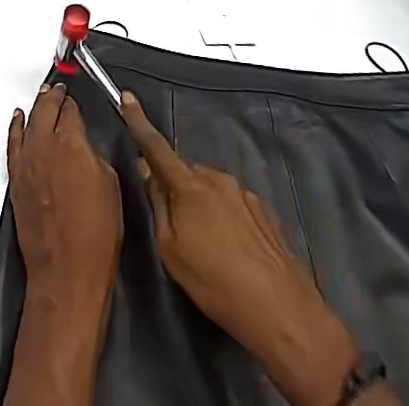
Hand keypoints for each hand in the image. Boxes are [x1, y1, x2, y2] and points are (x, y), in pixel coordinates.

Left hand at [2, 85, 120, 405]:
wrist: (67, 270)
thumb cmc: (94, 235)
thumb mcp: (111, 185)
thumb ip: (95, 157)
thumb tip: (86, 150)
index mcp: (72, 144)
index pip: (71, 111)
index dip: (74, 103)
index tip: (76, 98)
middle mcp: (44, 147)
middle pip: (46, 110)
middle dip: (54, 97)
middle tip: (59, 90)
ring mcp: (26, 163)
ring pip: (28, 123)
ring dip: (36, 107)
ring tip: (42, 97)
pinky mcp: (16, 180)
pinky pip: (13, 143)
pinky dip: (15, 128)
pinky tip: (18, 119)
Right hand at [122, 92, 361, 405]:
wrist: (280, 309)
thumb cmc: (214, 281)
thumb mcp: (171, 248)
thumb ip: (158, 204)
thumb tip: (149, 173)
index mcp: (191, 186)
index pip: (157, 147)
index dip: (139, 122)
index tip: (128, 98)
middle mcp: (218, 180)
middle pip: (185, 171)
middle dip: (174, 186)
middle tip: (171, 223)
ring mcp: (244, 194)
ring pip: (209, 188)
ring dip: (200, 203)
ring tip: (204, 246)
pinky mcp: (264, 211)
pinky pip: (231, 203)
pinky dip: (223, 217)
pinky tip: (229, 250)